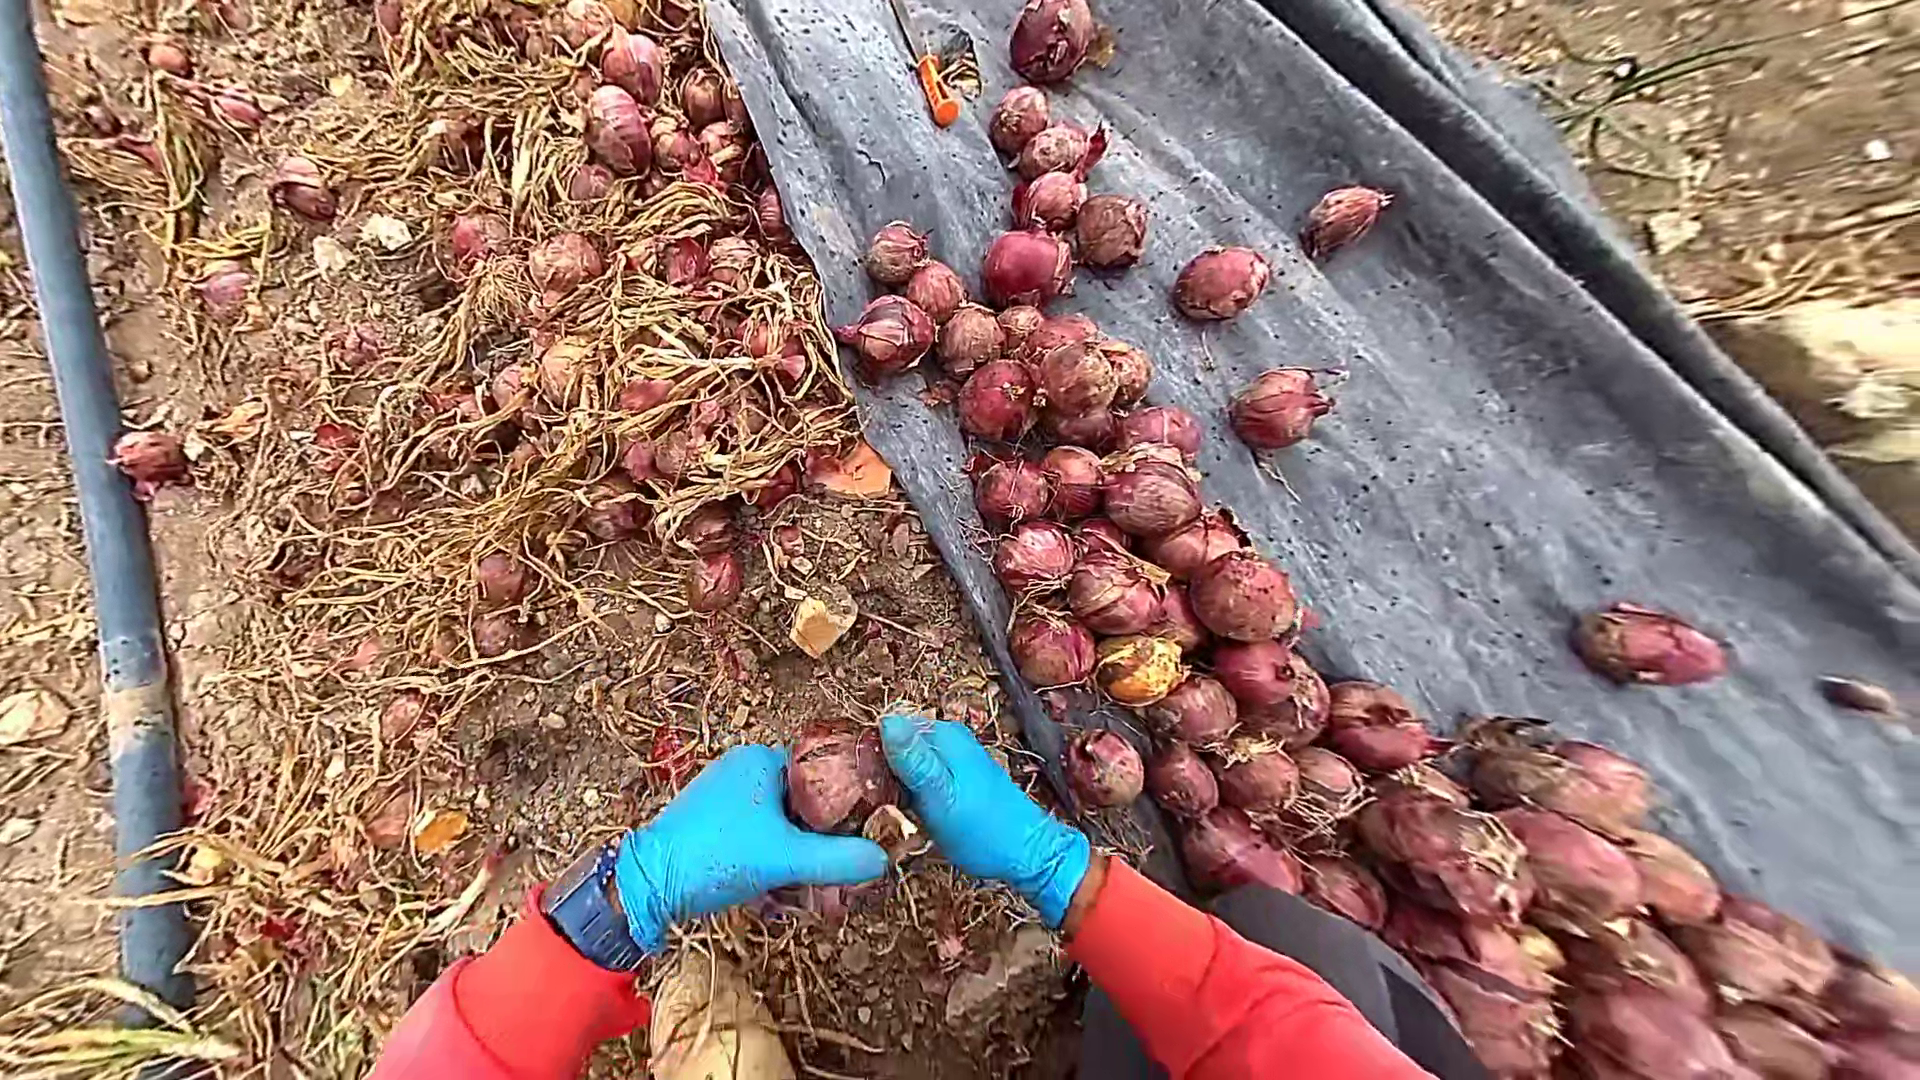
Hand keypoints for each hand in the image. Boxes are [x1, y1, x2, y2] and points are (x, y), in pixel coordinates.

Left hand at [614, 744, 887, 951]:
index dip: (839, 798)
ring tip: (803, 873)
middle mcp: (741, 766)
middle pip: (798, 795)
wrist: (643, 888)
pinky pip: (755, 826)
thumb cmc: (715, 856)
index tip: (856, 826)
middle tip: (830, 857)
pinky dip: (768, 847)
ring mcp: (722, 791)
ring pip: (777, 814)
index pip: (816, 770)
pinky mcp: (709, 816)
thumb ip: (836, 859)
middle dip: (815, 828)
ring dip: (792, 843)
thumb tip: (882, 859)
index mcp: (760, 759)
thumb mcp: (783, 858)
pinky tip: (772, 878)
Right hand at [880, 713, 1089, 926]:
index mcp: (943, 734)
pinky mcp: (957, 775)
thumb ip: (913, 761)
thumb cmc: (982, 830)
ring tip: (892, 809)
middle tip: (876, 802)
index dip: (872, 753)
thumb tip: (886, 720)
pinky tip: (910, 812)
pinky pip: (922, 774)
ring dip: (895, 782)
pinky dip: (912, 790)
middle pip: (898, 743)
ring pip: (908, 760)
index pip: (890, 727)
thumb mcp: (940, 798)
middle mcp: (949, 737)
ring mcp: (954, 755)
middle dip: (882, 768)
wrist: (1026, 855)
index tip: (863, 783)